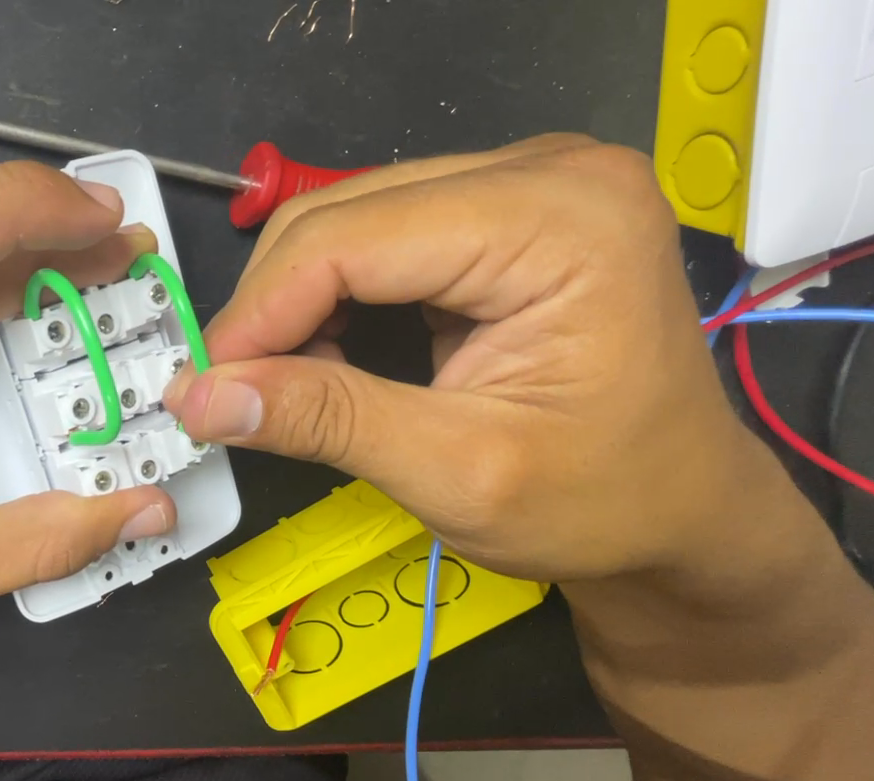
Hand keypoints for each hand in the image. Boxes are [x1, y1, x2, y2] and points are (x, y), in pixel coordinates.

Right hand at [163, 136, 777, 583]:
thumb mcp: (453, 473)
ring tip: (280, 388)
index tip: (199, 393)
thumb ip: (325, 422)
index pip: (349, 240)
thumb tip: (197, 399)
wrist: (676, 513)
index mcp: (557, 221)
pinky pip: (366, 244)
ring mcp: (517, 190)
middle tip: (229, 397)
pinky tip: (322, 361)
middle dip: (266, 313)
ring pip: (339, 227)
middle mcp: (540, 174)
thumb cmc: (595, 504)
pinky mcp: (492, 221)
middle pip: (335, 218)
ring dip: (288, 311)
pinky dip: (321, 306)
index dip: (256, 316)